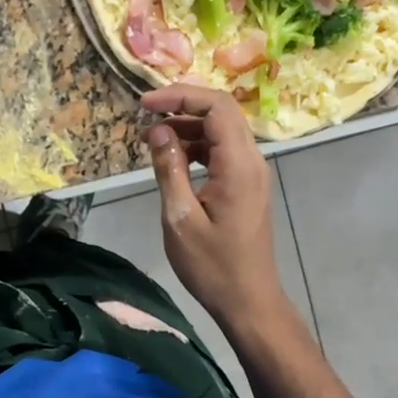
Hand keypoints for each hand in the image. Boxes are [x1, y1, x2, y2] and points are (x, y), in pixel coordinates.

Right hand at [140, 84, 287, 325]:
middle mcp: (252, 161)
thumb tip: (158, 131)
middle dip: (182, 104)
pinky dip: (196, 145)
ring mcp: (252, 173)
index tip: (145, 105)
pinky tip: (171, 158)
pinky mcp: (246, 185)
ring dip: (187, 125)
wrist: (248, 301)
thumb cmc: (212, 265)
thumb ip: (169, 169)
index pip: (216, 106)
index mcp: (239, 166)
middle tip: (145, 114)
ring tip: (151, 139)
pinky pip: (222, 150)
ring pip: (222, 129)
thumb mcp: (180, 218)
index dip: (180, 96)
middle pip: (222, 111)